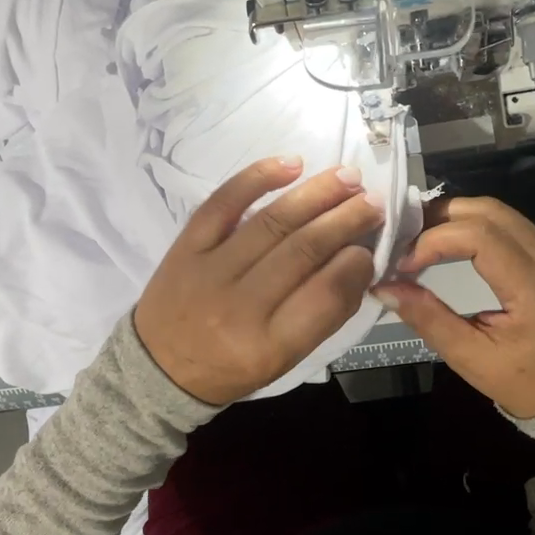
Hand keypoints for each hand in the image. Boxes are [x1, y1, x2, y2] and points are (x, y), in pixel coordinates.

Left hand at [135, 158, 382, 404]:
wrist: (160, 369)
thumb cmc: (231, 368)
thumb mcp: (285, 358)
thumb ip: (324, 314)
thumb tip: (359, 261)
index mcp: (268, 346)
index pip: (325, 295)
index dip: (356, 264)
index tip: (372, 247)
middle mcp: (239, 306)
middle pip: (303, 250)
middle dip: (346, 220)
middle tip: (375, 202)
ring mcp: (209, 271)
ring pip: (272, 222)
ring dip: (316, 194)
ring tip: (348, 178)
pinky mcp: (186, 246)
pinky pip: (222, 202)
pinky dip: (257, 177)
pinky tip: (292, 164)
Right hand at [372, 197, 534, 418]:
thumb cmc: (521, 381)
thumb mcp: (469, 357)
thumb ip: (427, 318)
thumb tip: (383, 287)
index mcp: (533, 287)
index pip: (480, 237)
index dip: (435, 240)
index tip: (404, 264)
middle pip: (488, 212)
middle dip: (440, 219)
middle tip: (405, 240)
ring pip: (498, 211)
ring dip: (455, 217)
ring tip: (421, 239)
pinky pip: (507, 223)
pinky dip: (472, 224)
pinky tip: (448, 241)